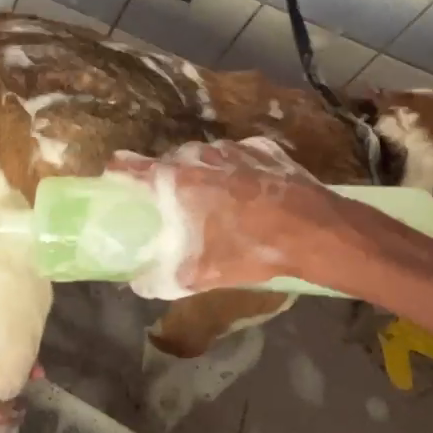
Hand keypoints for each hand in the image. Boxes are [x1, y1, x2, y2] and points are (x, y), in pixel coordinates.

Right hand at [108, 137, 375, 294]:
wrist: (318, 232)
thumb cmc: (250, 249)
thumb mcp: (200, 274)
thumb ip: (161, 278)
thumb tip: (137, 284)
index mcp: (174, 179)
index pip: (128, 164)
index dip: (117, 171)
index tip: (115, 182)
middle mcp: (197, 155)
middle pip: (168, 161)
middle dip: (167, 179)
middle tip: (175, 205)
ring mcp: (232, 148)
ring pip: (204, 156)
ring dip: (203, 173)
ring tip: (216, 200)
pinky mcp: (264, 149)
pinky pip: (239, 155)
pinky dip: (238, 169)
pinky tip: (250, 191)